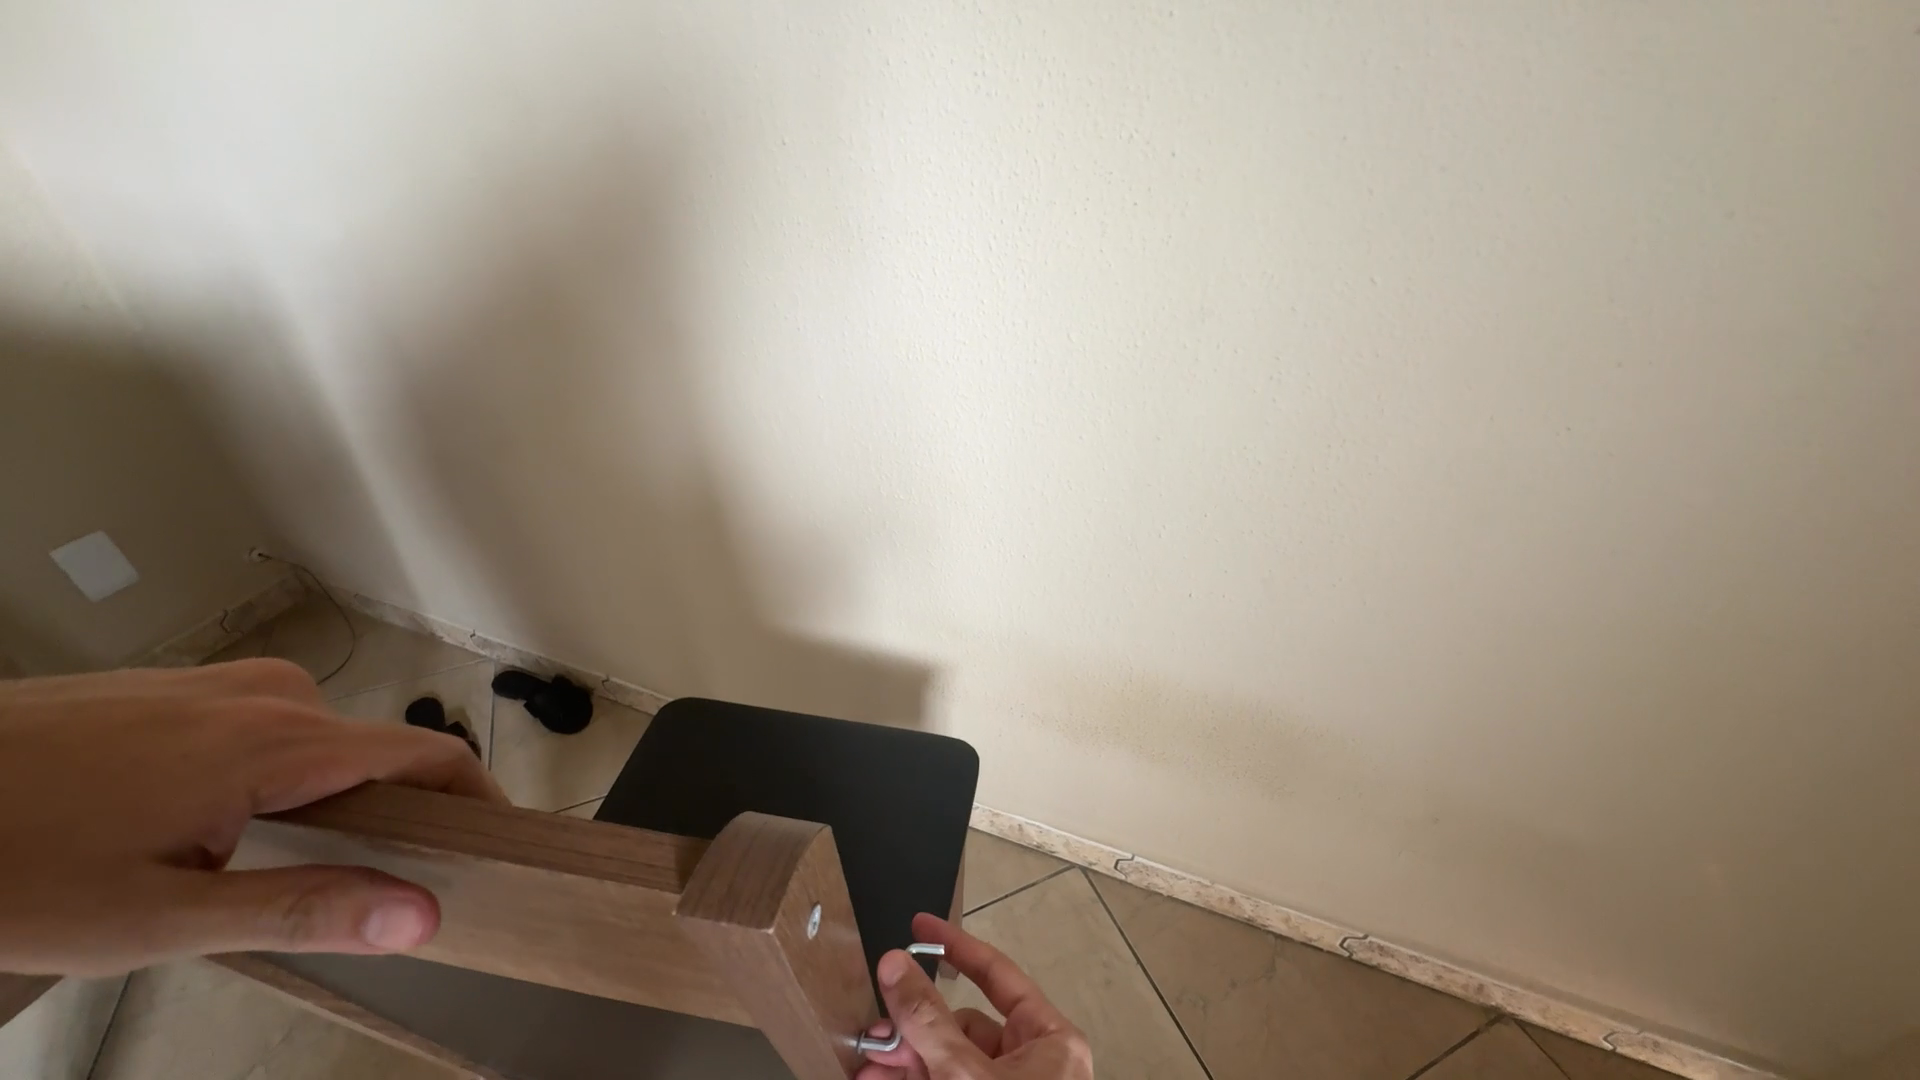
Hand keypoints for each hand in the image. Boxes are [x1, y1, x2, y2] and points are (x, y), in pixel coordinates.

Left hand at [0, 659, 506, 975]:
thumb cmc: (11, 862)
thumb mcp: (152, 917)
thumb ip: (301, 910)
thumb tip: (423, 916)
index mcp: (284, 740)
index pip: (430, 755)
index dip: (478, 797)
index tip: (496, 843)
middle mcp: (276, 693)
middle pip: (375, 752)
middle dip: (386, 814)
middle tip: (355, 884)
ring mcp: (230, 680)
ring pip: (322, 741)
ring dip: (323, 796)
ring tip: (256, 860)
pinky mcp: (189, 682)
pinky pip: (272, 725)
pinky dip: (277, 772)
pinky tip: (199, 817)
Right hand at [859, 912, 1092, 1079]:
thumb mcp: (966, 1079)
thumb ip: (928, 1021)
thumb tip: (894, 961)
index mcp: (1048, 1040)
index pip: (997, 974)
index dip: (956, 946)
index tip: (919, 923)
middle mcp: (1030, 1063)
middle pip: (961, 1024)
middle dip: (912, 1026)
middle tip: (870, 1028)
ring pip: (944, 1061)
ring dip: (902, 1060)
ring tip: (863, 1064)